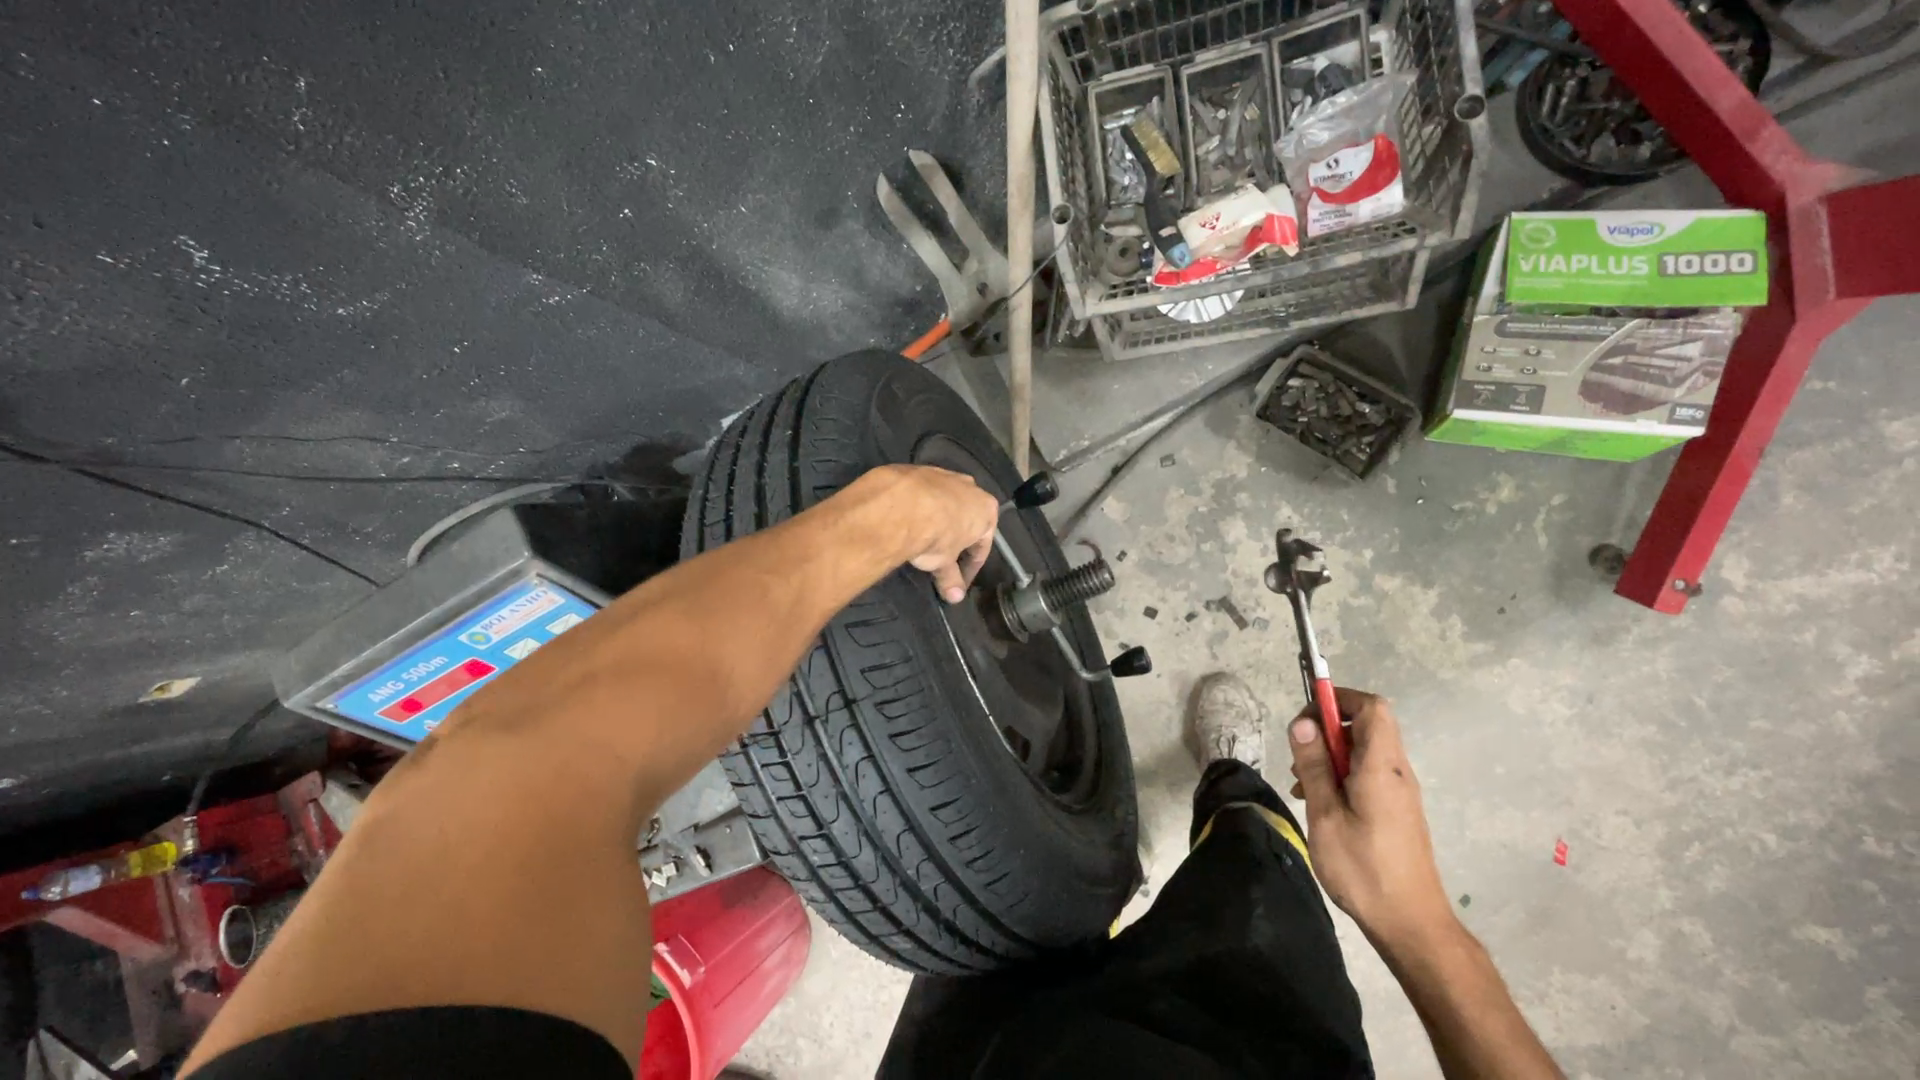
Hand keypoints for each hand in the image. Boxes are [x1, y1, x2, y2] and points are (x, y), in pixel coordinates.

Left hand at [863, 465, 999, 603]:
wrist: (902, 504)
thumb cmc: (935, 535)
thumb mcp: (943, 563)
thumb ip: (950, 578)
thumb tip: (955, 598)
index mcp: (986, 510)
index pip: (982, 545)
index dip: (971, 567)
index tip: (960, 581)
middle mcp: (971, 488)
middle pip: (965, 520)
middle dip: (955, 540)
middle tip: (941, 559)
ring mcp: (945, 475)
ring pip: (945, 503)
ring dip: (937, 520)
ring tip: (922, 539)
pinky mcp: (920, 469)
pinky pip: (923, 493)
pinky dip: (919, 506)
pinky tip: (907, 519)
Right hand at [1288, 688, 1454, 947]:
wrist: (1410, 923)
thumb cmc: (1363, 868)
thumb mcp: (1325, 814)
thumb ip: (1314, 766)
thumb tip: (1303, 723)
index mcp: (1381, 766)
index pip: (1371, 707)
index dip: (1338, 699)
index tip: (1306, 718)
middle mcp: (1396, 772)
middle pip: (1367, 726)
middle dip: (1327, 730)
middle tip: (1298, 760)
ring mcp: (1399, 792)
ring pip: (1364, 752)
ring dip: (1331, 756)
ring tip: (1303, 785)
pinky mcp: (1397, 811)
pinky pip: (1368, 775)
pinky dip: (1342, 776)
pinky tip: (1321, 804)